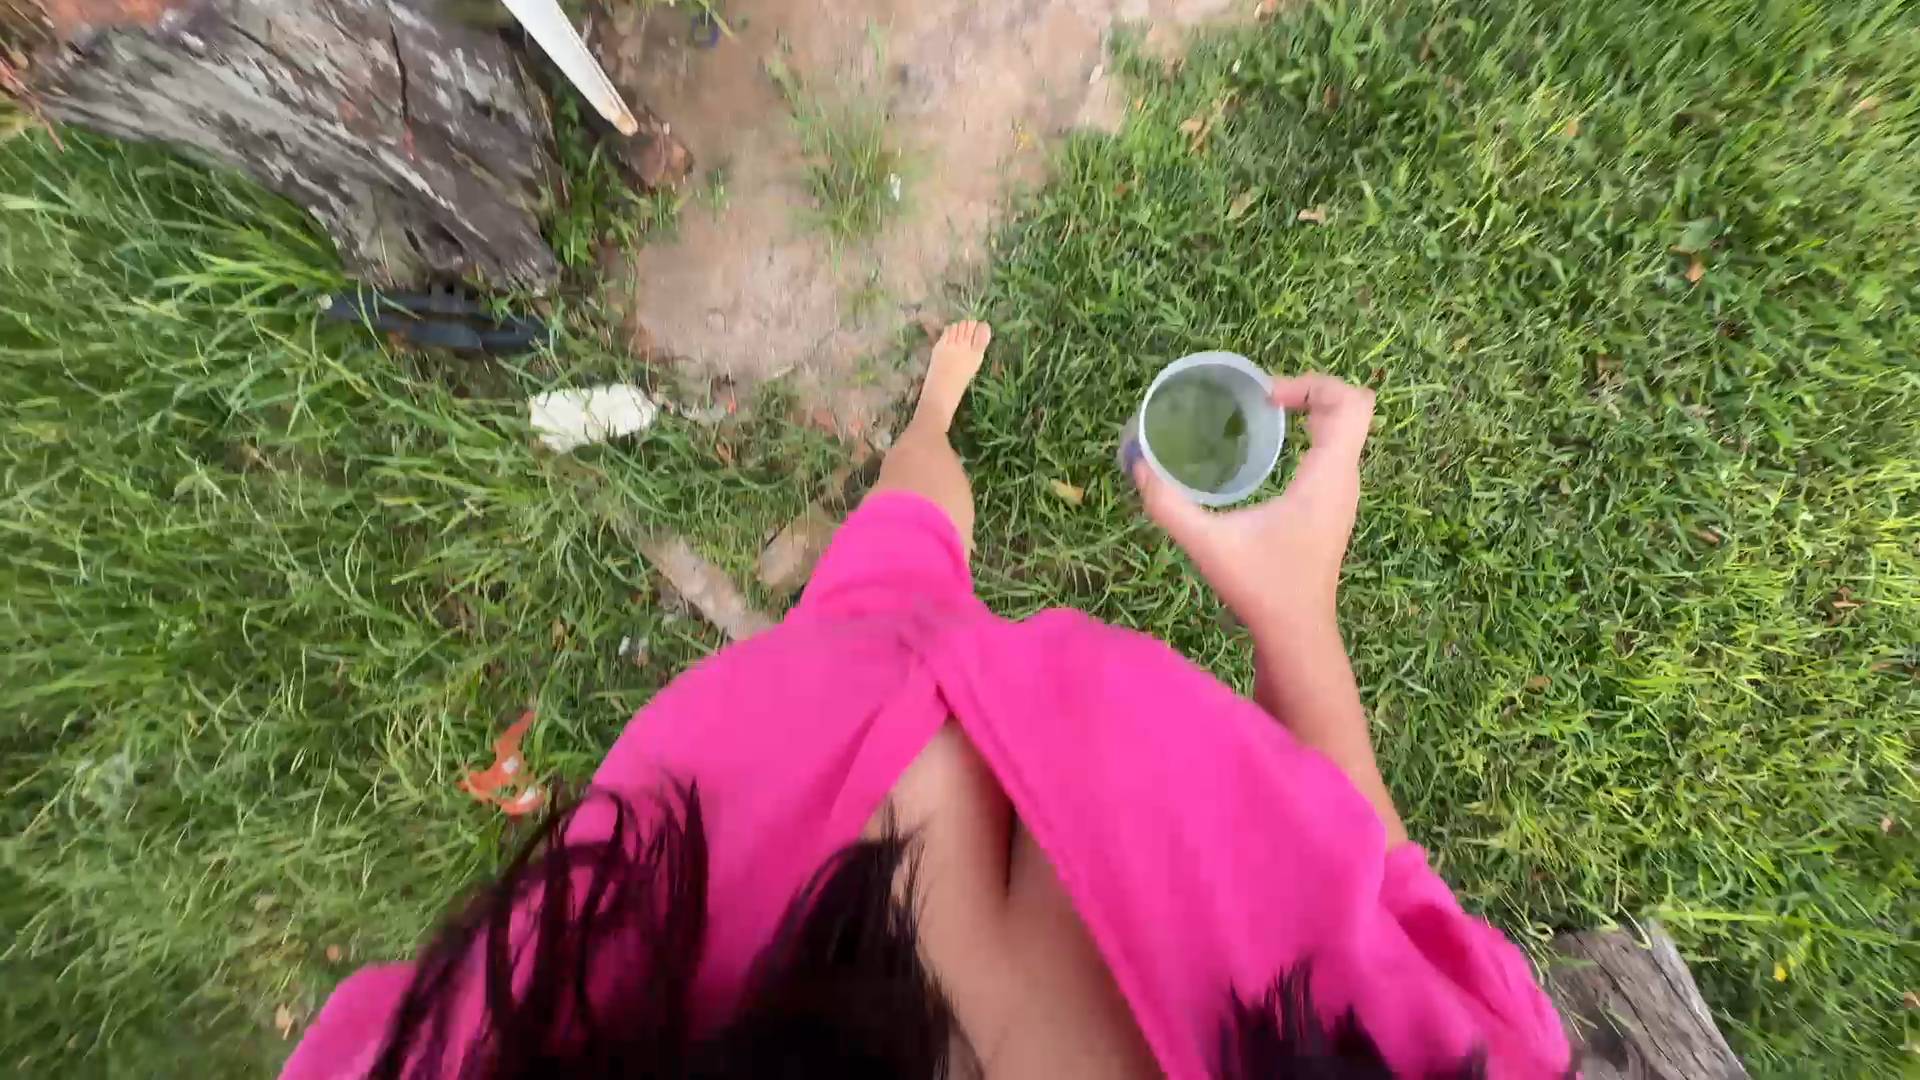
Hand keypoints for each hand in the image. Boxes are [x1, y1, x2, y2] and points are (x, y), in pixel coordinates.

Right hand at [1132, 373, 1374, 635]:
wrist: (1296, 632)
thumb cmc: (1260, 587)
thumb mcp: (1208, 543)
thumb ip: (1169, 505)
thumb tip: (1138, 466)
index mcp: (1326, 479)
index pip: (1350, 404)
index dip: (1311, 385)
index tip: (1264, 400)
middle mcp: (1344, 480)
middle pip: (1350, 409)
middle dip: (1308, 391)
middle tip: (1258, 403)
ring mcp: (1342, 495)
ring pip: (1344, 431)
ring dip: (1310, 413)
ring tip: (1260, 418)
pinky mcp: (1331, 507)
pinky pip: (1333, 451)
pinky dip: (1309, 436)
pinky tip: (1268, 454)